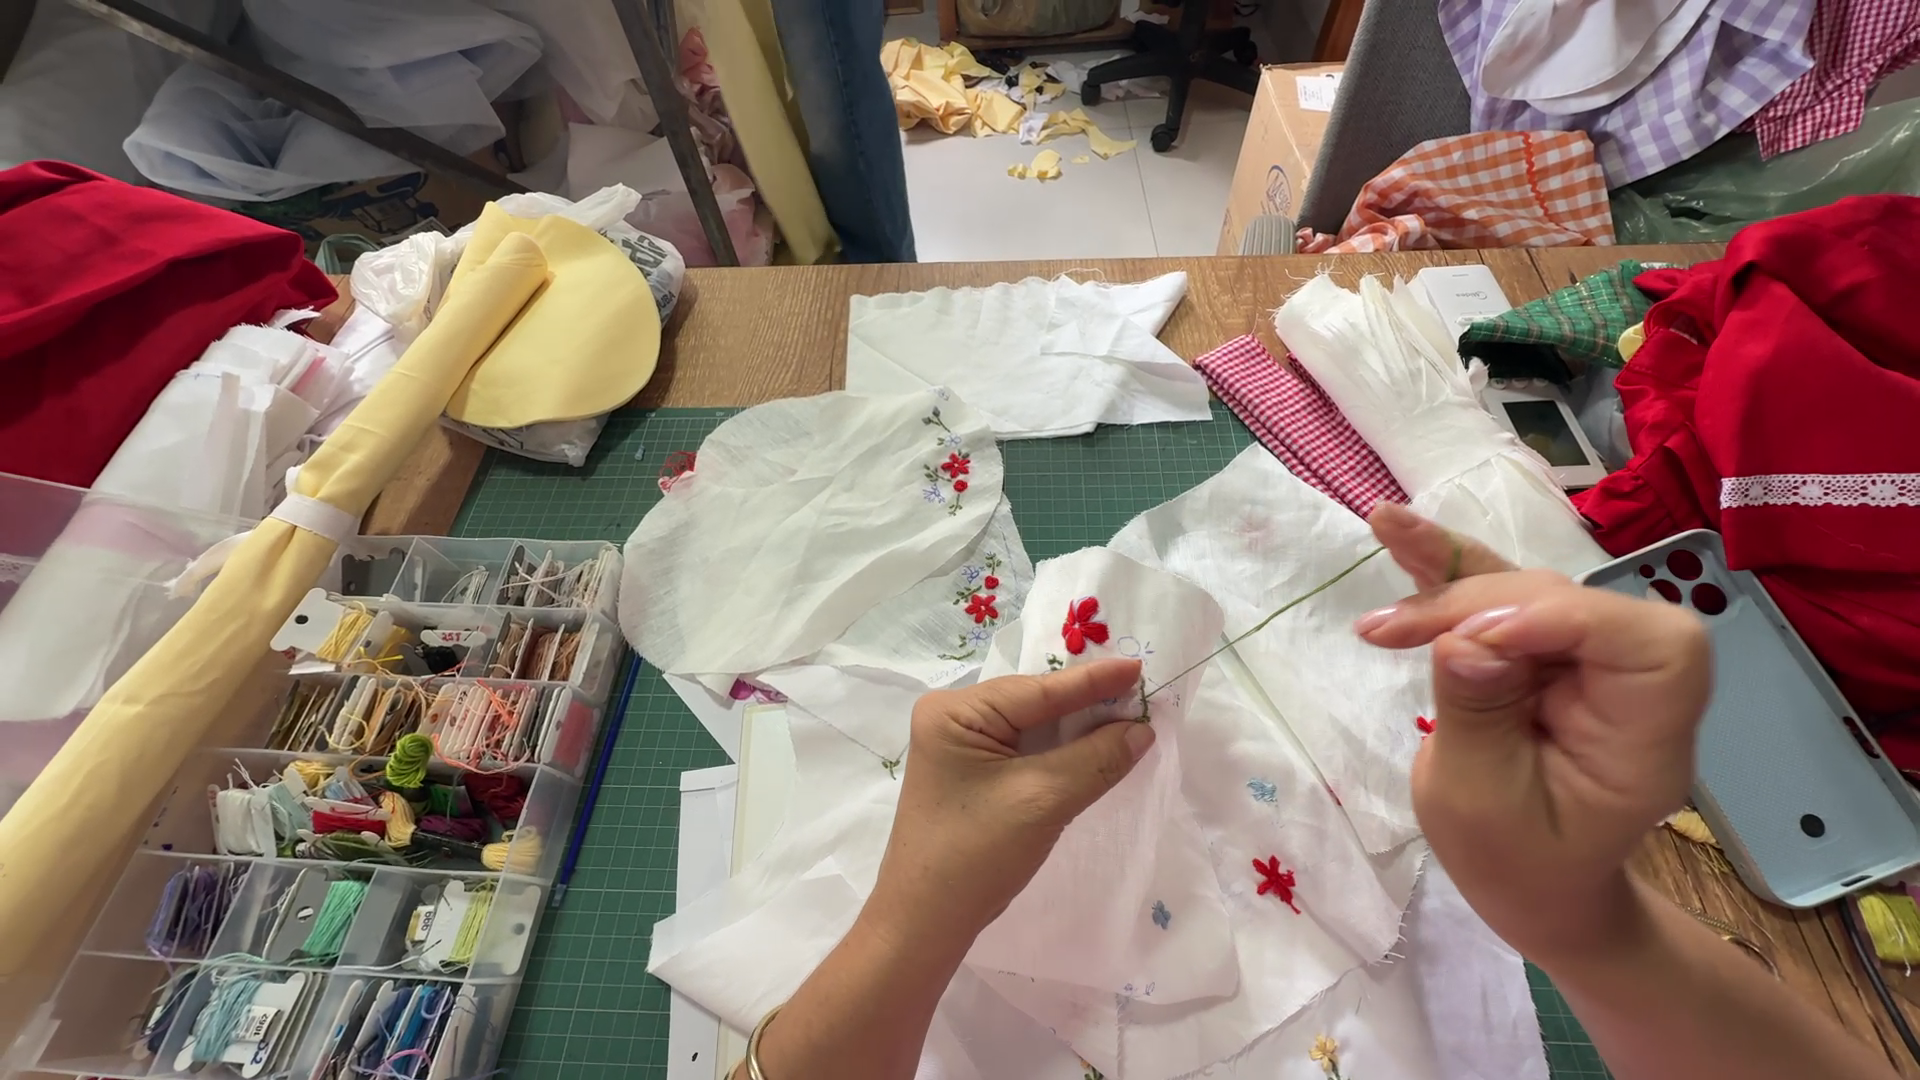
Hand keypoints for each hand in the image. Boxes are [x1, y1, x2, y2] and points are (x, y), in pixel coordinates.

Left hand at [865, 658, 1153, 949]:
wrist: (926, 923)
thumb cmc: (976, 855)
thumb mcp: (1042, 801)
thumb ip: (1095, 759)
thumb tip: (1142, 730)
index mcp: (954, 711)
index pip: (1037, 690)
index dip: (1093, 681)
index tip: (1139, 665)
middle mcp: (952, 717)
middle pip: (1033, 702)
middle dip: (1086, 701)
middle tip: (1139, 691)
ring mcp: (959, 744)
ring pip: (1031, 724)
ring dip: (1076, 725)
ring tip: (1125, 712)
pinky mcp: (970, 771)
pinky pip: (1023, 747)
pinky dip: (1059, 748)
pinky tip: (1091, 743)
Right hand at [1357, 504, 1711, 963]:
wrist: (1528, 880)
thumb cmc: (1510, 860)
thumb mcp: (1479, 800)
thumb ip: (1477, 715)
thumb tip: (1463, 637)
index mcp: (1642, 736)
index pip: (1645, 642)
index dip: (1561, 618)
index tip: (1466, 640)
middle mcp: (1623, 684)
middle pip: (1567, 601)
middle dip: (1474, 601)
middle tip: (1390, 630)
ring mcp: (1577, 662)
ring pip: (1524, 585)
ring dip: (1451, 570)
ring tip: (1385, 531)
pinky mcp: (1530, 651)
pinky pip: (1492, 595)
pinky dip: (1446, 564)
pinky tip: (1397, 529)